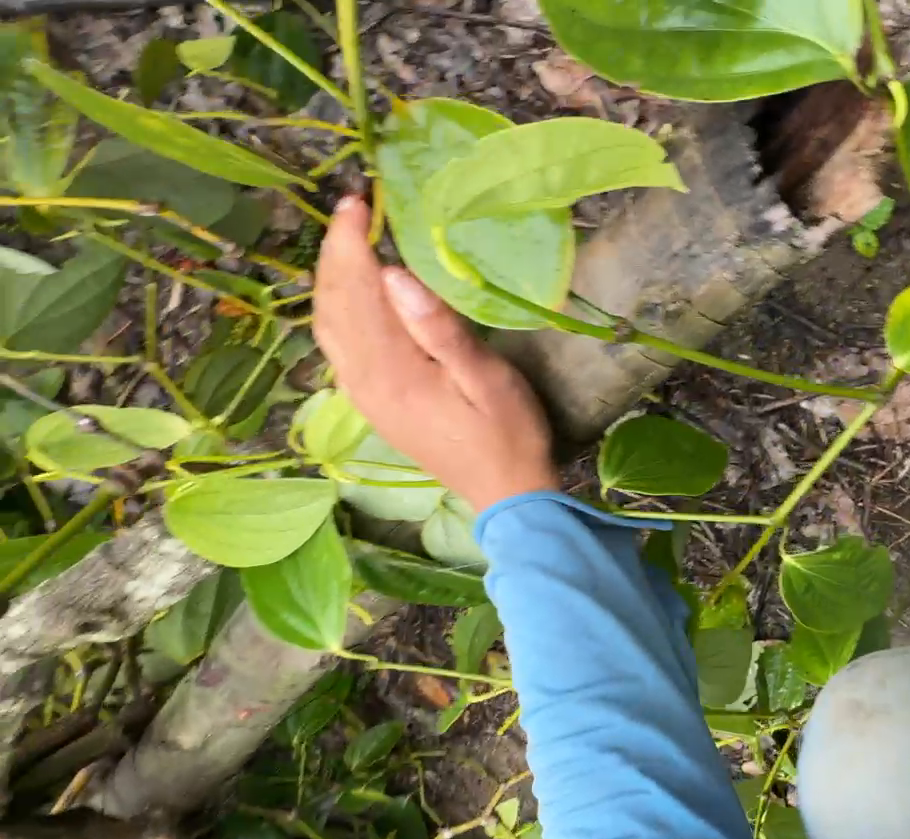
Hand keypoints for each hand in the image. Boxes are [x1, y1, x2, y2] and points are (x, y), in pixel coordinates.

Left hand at [314, 195, 560, 512]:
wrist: (505, 493)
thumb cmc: (510, 436)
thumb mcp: (490, 381)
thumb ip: (441, 331)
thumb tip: (396, 276)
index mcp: (392, 370)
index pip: (358, 292)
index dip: (351, 244)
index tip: (357, 203)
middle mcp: (363, 380)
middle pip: (333, 304)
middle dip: (336, 254)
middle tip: (350, 214)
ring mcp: (364, 396)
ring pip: (328, 326)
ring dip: (331, 281)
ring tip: (347, 248)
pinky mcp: (374, 406)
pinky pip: (338, 348)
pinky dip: (337, 312)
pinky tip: (351, 303)